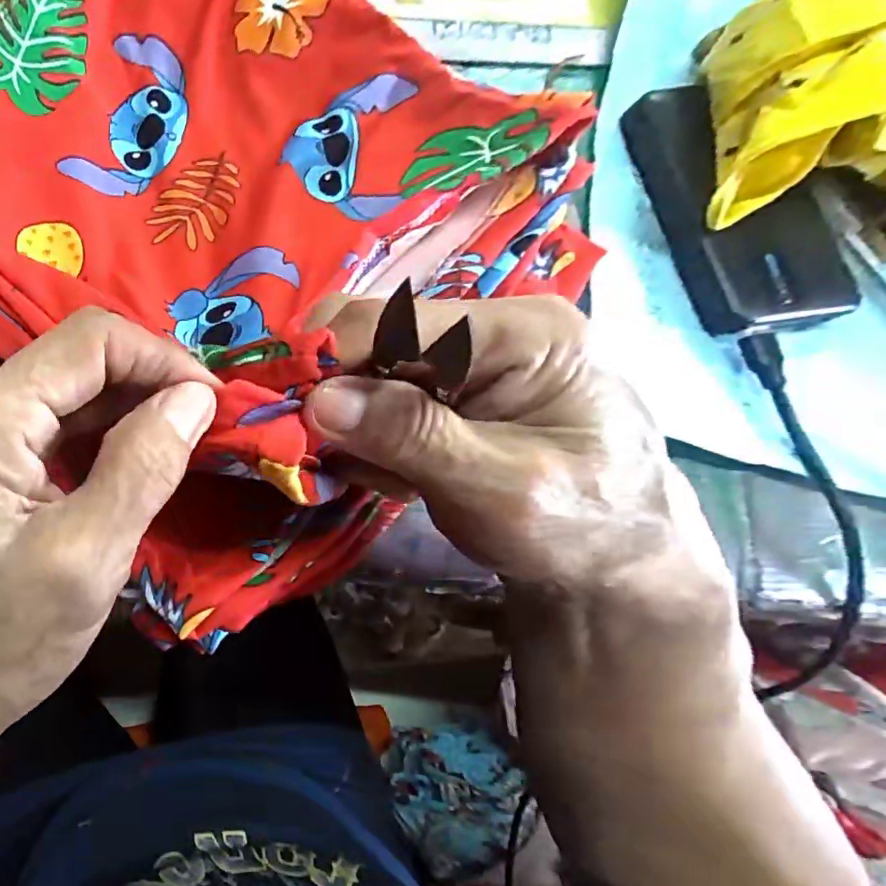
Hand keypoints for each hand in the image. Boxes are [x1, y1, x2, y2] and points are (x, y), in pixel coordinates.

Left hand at [0, 309, 218, 796]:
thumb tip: (195, 396)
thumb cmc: (9, 638)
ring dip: (134, 407)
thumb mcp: (87, 557)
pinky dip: (108, 436)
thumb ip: (141, 466)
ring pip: (74, 391)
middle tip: (209, 426)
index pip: (88, 341)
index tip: (214, 406)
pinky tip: (143, 463)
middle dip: (150, 380)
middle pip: (79, 358)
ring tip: (187, 446)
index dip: (160, 357)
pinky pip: (61, 428)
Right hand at [305, 294, 726, 597]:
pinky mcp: (441, 393)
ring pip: (357, 372)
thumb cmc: (578, 527)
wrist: (613, 564)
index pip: (390, 320)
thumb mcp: (497, 488)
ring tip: (371, 475)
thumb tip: (318, 401)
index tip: (272, 412)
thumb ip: (411, 437)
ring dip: (340, 425)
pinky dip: (357, 440)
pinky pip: (368, 402)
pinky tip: (389, 475)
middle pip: (365, 338)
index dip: (321, 358)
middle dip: (325, 393)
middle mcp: (484, 329)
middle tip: (308, 451)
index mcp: (518, 332)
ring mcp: (459, 361)